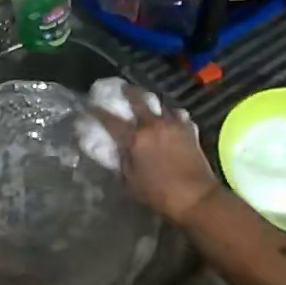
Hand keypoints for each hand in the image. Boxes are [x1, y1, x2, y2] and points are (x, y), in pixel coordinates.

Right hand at [91, 86, 221, 222]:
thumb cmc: (158, 194)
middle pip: (139, 100)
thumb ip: (122, 161)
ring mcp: (174, 125)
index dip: (97, 111)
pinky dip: (173, 114)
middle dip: (129, 92)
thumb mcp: (130, 181)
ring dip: (153, 103)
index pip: (110, 120)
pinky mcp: (190, 130)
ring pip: (161, 104)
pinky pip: (179, 115)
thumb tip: (118, 149)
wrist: (195, 197)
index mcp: (135, 138)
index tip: (90, 105)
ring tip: (149, 103)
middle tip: (123, 88)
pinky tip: (172, 119)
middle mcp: (153, 125)